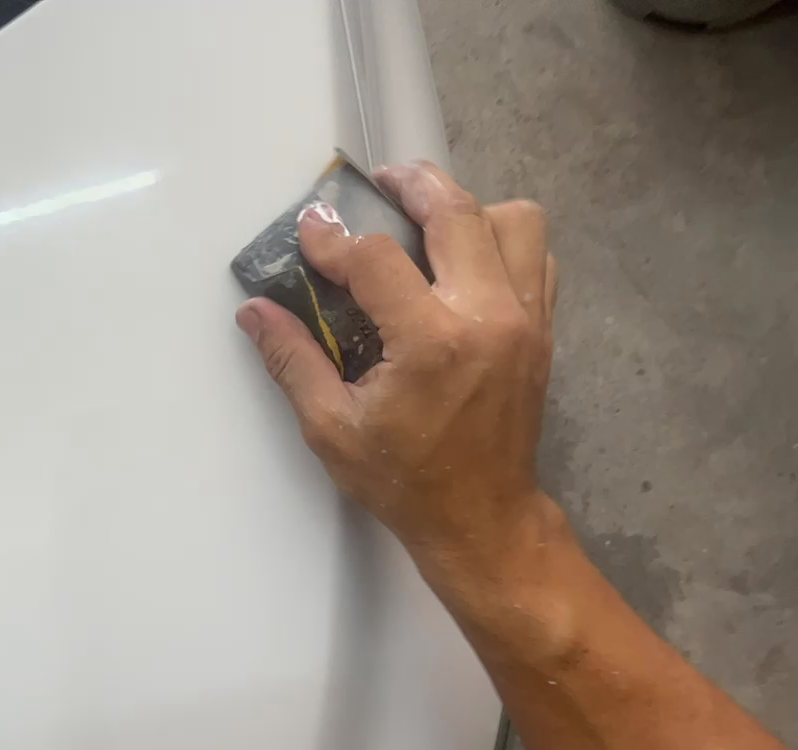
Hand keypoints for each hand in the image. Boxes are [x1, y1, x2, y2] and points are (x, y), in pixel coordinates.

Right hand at [234, 163, 563, 619]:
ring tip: (430, 222)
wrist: (479, 517)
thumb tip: (255, 313)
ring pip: (514, 220)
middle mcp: (487, 316)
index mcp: (429, 343)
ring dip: (469, 209)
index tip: (310, 231)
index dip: (335, 239)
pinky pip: (537, 257)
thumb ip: (292, 361)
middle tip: (381, 184)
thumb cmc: (402, 480)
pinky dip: (503, 243)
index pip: (376, 260)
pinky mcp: (542, 332)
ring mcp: (525, 320)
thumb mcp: (330, 427)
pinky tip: (467, 264)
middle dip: (412, 186)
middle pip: (457, 212)